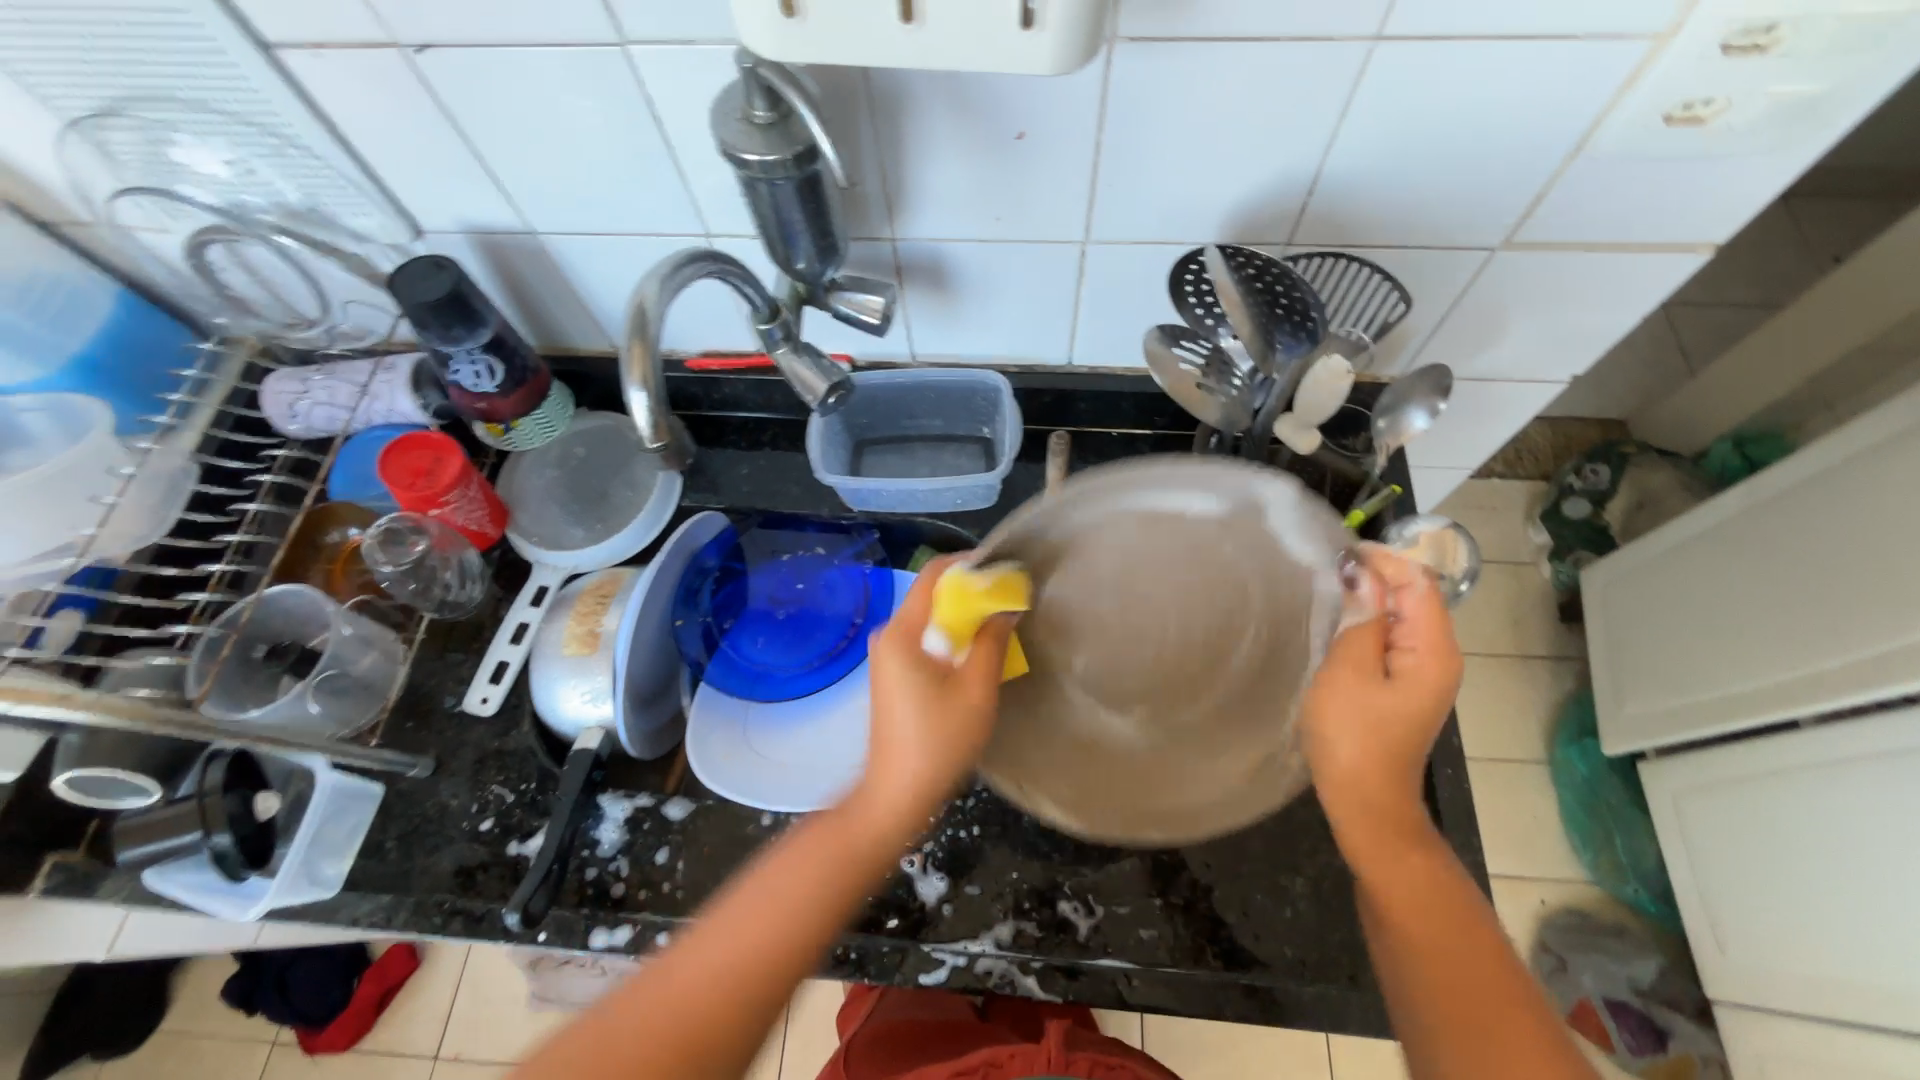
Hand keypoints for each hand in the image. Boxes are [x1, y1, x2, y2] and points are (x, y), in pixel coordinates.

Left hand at [857, 555, 1018, 819]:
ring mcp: (886, 656)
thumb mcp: (977, 689)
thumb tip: (1006, 607)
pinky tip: (976, 653)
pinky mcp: (892, 674)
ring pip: (929, 619)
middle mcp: (887, 635)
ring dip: (963, 617)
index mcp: (902, 632)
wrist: (896, 793)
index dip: (969, 564)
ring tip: (1000, 623)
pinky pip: (924, 640)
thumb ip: (992, 640)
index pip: (934, 575)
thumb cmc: (938, 741)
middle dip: (971, 592)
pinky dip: (950, 638)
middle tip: (1010, 598)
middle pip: (931, 595)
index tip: (1003, 568)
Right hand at [1302, 545, 1463, 848]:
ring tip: (1332, 587)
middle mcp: (1441, 656)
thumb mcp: (1348, 669)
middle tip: (1331, 566)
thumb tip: (1362, 572)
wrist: (1366, 802)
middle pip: (1417, 597)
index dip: (1384, 560)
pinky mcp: (1408, 687)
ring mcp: (1426, 673)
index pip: (1419, 583)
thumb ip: (1360, 616)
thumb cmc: (1353, 736)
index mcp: (1434, 649)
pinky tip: (1343, 623)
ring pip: (1404, 617)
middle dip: (1379, 575)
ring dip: (1373, 599)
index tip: (1341, 550)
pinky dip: (1372, 623)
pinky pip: (1395, 640)